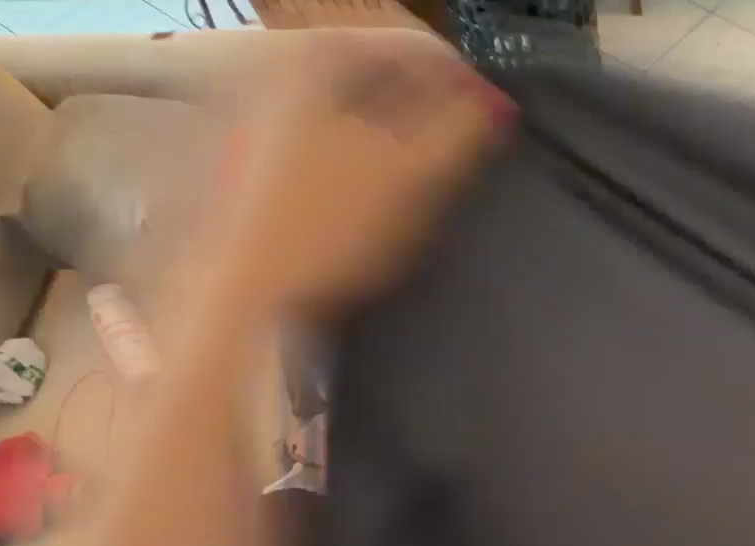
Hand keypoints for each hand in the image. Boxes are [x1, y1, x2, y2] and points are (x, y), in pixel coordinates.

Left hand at [200, 30, 512, 316]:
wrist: (253, 288)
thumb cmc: (336, 228)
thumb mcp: (416, 177)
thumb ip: (466, 133)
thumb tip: (499, 106)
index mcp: (328, 57)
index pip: (421, 48)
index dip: (471, 88)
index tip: (501, 128)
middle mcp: (294, 65)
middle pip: (391, 74)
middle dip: (438, 111)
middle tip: (468, 154)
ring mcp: (276, 107)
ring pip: (367, 105)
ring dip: (409, 135)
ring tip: (430, 177)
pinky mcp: (271, 149)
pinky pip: (342, 132)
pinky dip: (376, 152)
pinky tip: (386, 193)